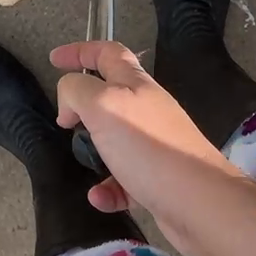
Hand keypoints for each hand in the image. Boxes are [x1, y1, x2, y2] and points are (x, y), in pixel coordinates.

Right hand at [51, 40, 239, 252]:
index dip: (79, 51)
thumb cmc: (148, 146)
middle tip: (66, 118)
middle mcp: (147, 109)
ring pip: (115, 139)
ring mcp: (155, 145)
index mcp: (135, 84)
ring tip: (82, 159)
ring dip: (94, 148)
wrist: (202, 204)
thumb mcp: (102, 105)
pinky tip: (100, 197)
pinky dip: (109, 187)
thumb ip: (76, 91)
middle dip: (84, 104)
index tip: (54, 60)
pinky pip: (125, 179)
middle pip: (111, 94)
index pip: (106, 52)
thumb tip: (68, 104)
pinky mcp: (160, 180)